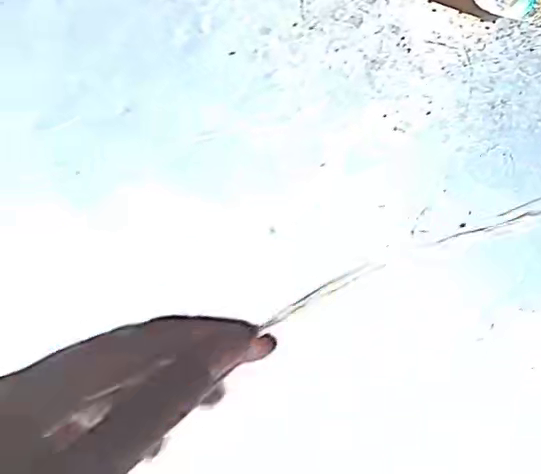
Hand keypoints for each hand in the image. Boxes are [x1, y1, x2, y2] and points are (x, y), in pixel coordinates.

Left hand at [0, 317, 273, 472]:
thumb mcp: (98, 467)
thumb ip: (165, 402)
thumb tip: (230, 347)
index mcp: (22, 392)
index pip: (140, 339)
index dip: (209, 333)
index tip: (261, 339)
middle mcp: (6, 397)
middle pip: (118, 360)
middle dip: (189, 358)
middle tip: (248, 360)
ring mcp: (0, 426)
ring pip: (97, 387)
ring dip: (161, 386)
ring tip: (206, 401)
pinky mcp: (6, 451)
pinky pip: (73, 414)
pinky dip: (123, 412)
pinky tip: (148, 432)